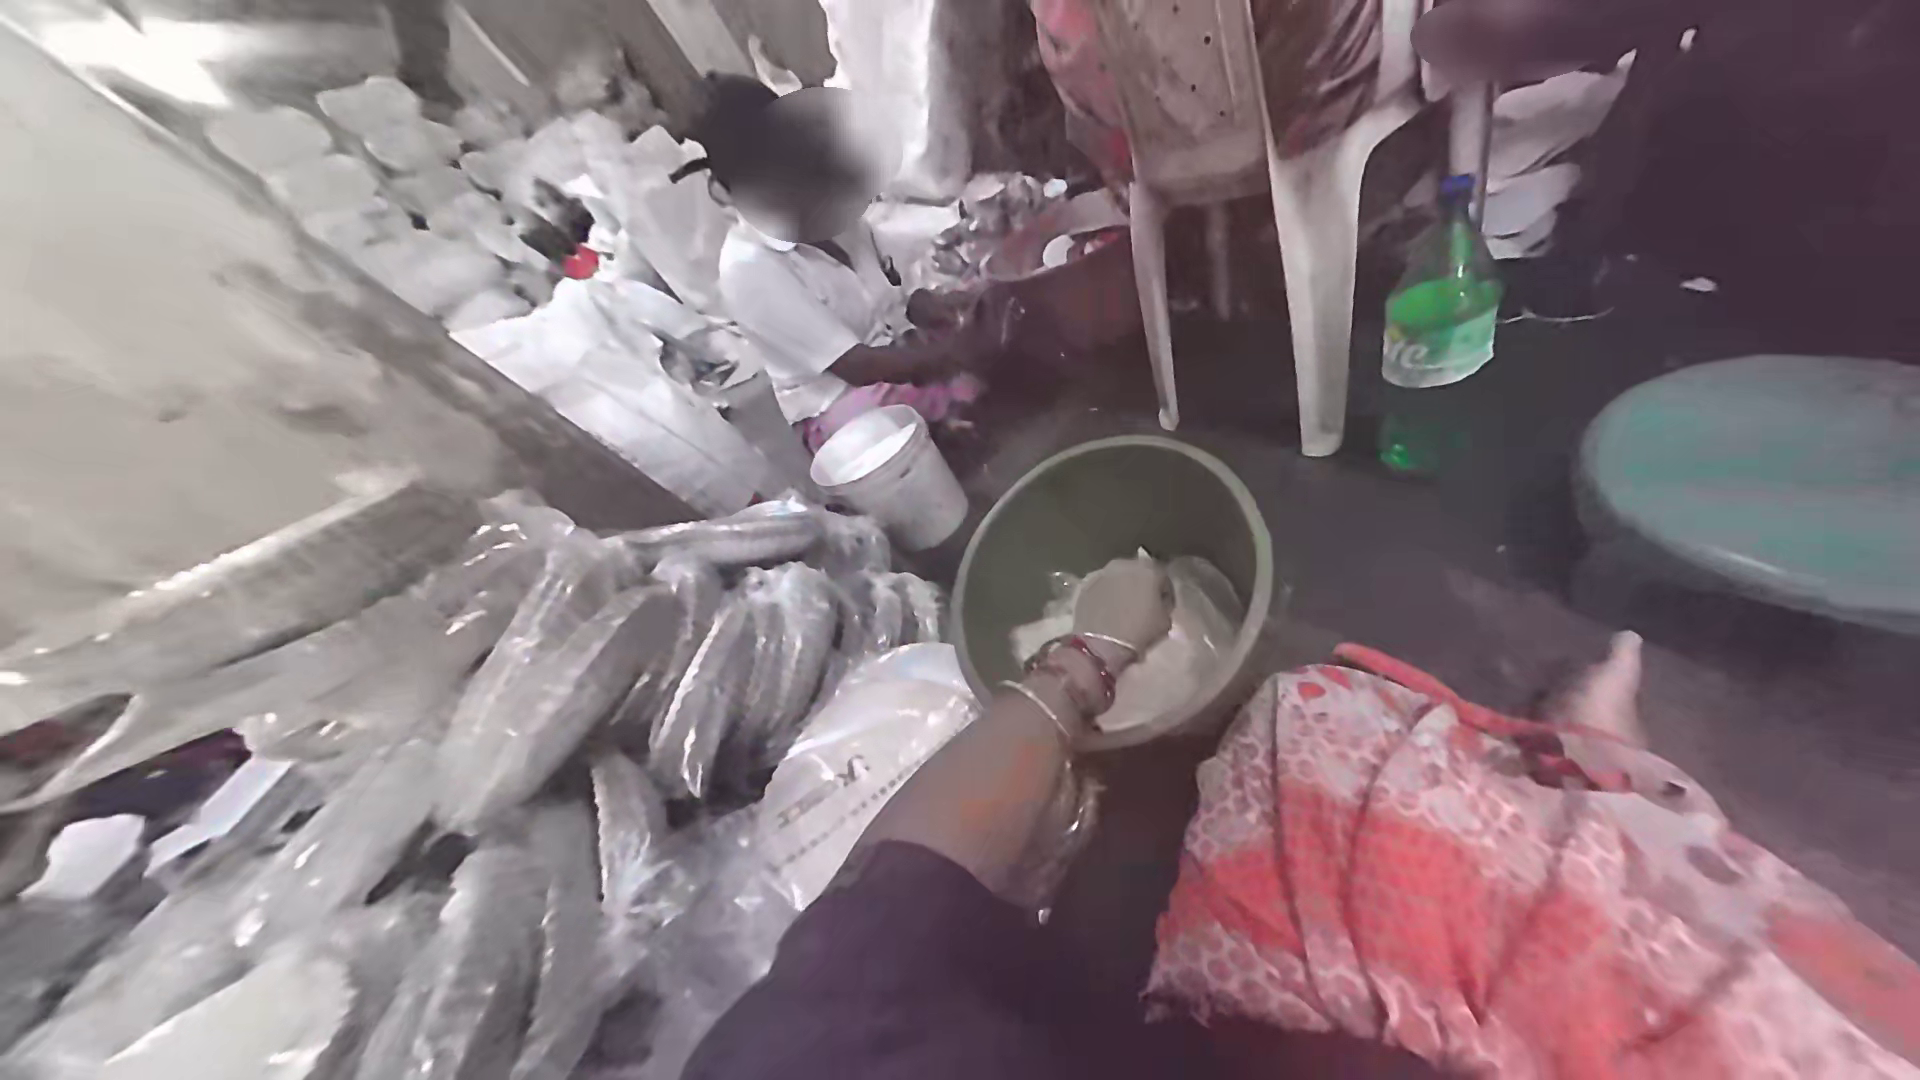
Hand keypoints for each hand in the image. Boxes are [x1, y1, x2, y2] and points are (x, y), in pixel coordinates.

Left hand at [1072, 555, 1173, 661]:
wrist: (1102, 643)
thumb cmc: (1140, 631)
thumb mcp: (1165, 621)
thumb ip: (1163, 604)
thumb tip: (1157, 602)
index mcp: (1148, 570)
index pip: (1163, 577)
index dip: (1164, 593)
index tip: (1163, 607)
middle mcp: (1124, 565)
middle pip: (1138, 572)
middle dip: (1141, 586)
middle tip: (1142, 605)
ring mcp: (1102, 573)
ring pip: (1118, 578)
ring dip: (1122, 588)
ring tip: (1123, 607)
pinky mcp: (1086, 584)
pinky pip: (1102, 587)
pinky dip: (1106, 594)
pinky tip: (1107, 610)